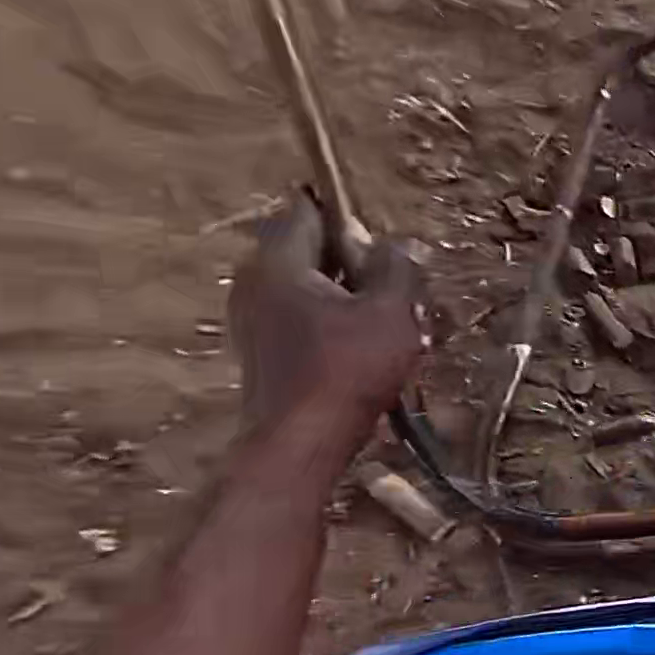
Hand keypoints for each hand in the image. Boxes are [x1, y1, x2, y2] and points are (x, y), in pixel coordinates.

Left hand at [227, 198, 421, 430]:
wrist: (304, 439)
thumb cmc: (350, 368)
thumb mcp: (390, 312)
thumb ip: (397, 270)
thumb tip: (399, 243)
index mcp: (278, 266)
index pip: (305, 214)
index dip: (345, 214)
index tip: (382, 234)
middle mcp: (255, 285)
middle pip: (310, 251)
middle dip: (357, 259)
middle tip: (399, 281)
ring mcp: (255, 319)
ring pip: (312, 285)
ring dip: (353, 291)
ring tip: (394, 315)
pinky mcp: (266, 349)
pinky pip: (307, 314)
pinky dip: (339, 317)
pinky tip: (371, 343)